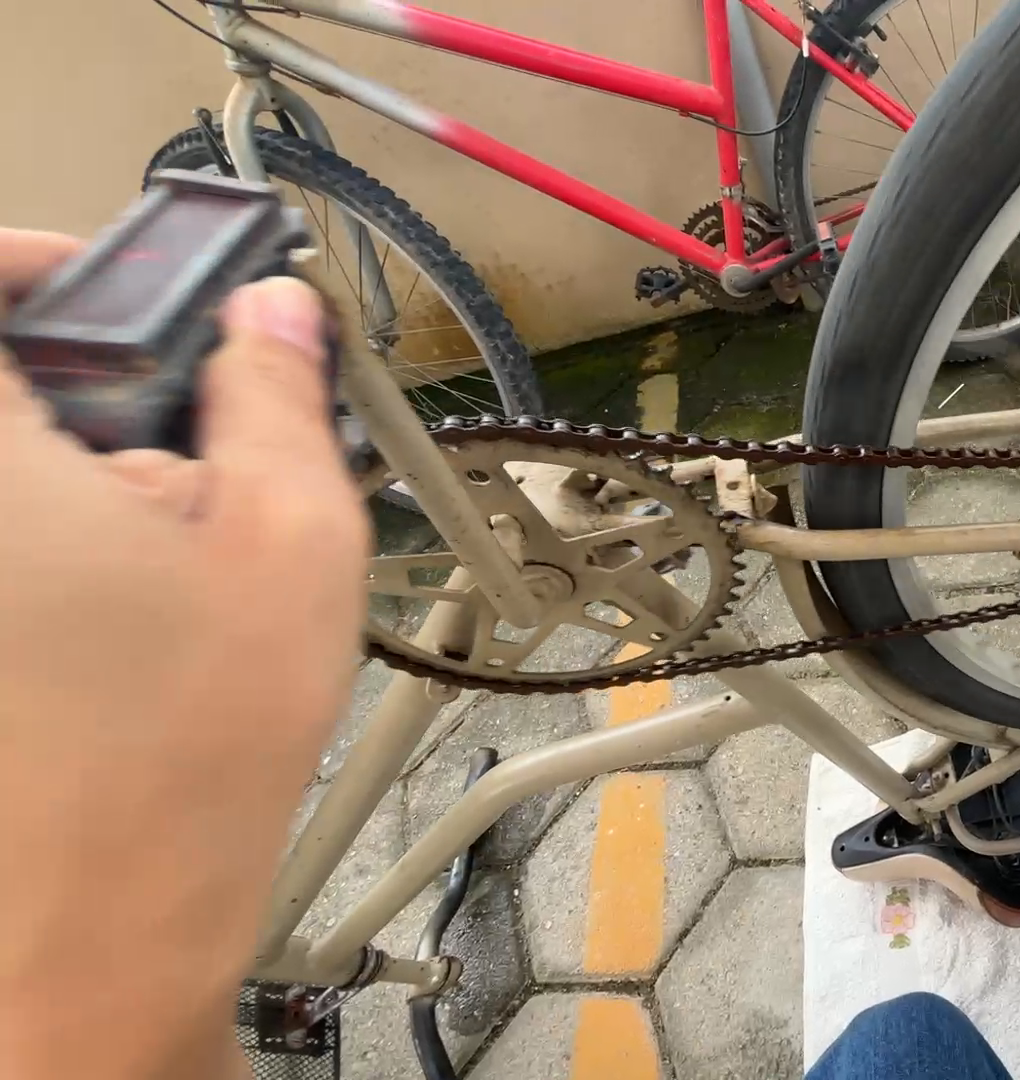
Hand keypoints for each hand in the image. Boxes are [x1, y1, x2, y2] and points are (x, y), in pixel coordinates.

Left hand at [0, 229, 367, 1078]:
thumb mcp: (294, 532)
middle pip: (1, 382)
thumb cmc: (204, 721)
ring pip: (15, 456)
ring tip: (180, 530)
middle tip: (194, 437)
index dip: (45, 263)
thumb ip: (280, 402)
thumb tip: (279, 314)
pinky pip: (13, 522)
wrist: (108, 891)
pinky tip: (130, 576)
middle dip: (90, 380)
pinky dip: (62, 514)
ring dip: (83, 455)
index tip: (133, 295)